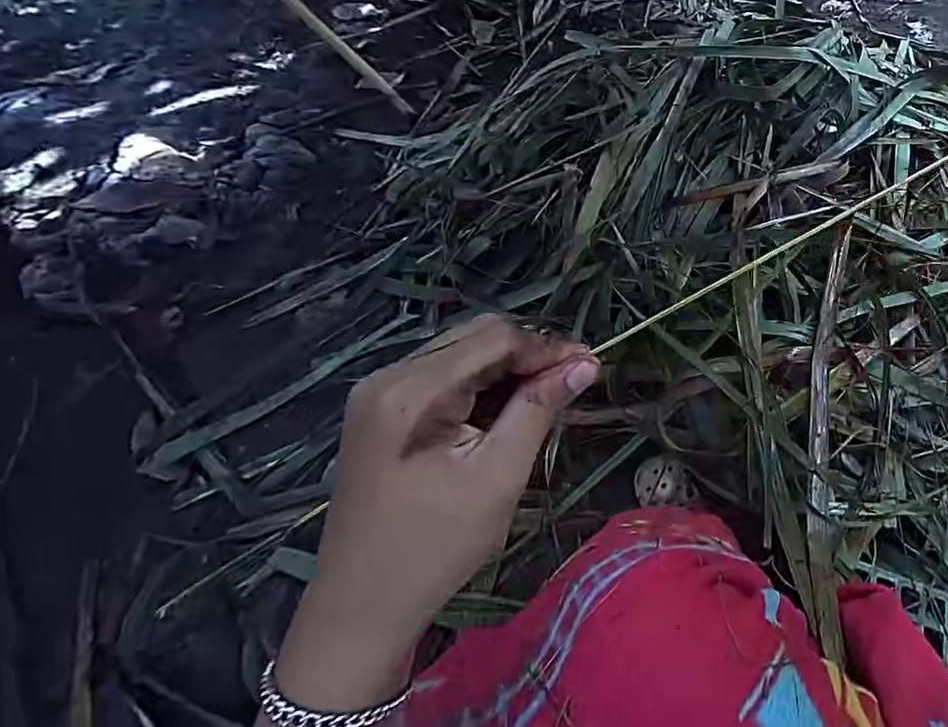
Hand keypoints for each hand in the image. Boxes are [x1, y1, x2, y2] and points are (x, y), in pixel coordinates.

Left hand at [270, 315, 597, 714]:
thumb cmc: (434, 548)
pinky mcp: (383, 408)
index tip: (588, 367)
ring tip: (550, 391)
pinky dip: (484, 382)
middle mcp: (388, 376)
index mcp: (410, 391)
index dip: (546, 346)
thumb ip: (539, 409)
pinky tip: (510, 405)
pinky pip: (447, 373)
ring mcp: (380, 391)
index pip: (495, 338)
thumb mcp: (498, 476)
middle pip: (477, 336)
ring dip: (510, 366)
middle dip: (530, 352)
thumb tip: (585, 364)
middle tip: (573, 378)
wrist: (358, 610)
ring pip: (464, 351)